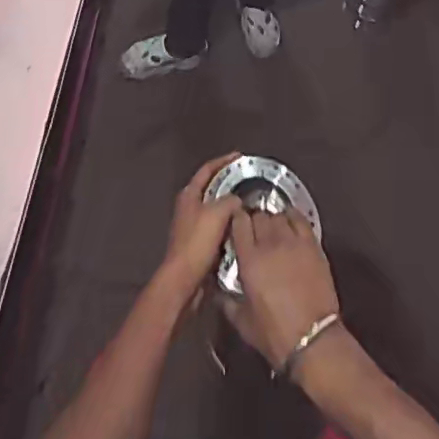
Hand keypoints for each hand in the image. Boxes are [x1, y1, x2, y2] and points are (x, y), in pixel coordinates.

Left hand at [157, 152, 243, 295]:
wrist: (184, 281)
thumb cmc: (197, 242)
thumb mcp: (217, 213)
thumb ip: (230, 200)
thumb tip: (238, 201)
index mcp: (189, 195)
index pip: (207, 170)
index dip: (223, 161)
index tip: (241, 156)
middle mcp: (190, 208)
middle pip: (212, 189)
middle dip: (231, 184)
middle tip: (251, 180)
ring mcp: (194, 227)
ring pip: (218, 211)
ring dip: (233, 207)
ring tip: (254, 203)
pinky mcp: (201, 245)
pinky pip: (220, 230)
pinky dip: (232, 226)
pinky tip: (247, 228)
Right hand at [220, 211, 339, 368]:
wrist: (313, 338)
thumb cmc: (275, 333)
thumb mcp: (243, 322)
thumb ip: (227, 302)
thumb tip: (217, 291)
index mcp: (250, 260)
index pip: (240, 224)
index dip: (237, 220)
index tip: (237, 224)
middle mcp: (270, 243)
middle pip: (260, 216)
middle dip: (254, 220)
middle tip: (254, 231)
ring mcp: (294, 241)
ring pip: (279, 215)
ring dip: (273, 219)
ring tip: (273, 228)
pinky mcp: (313, 245)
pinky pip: (301, 220)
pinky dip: (293, 217)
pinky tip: (291, 222)